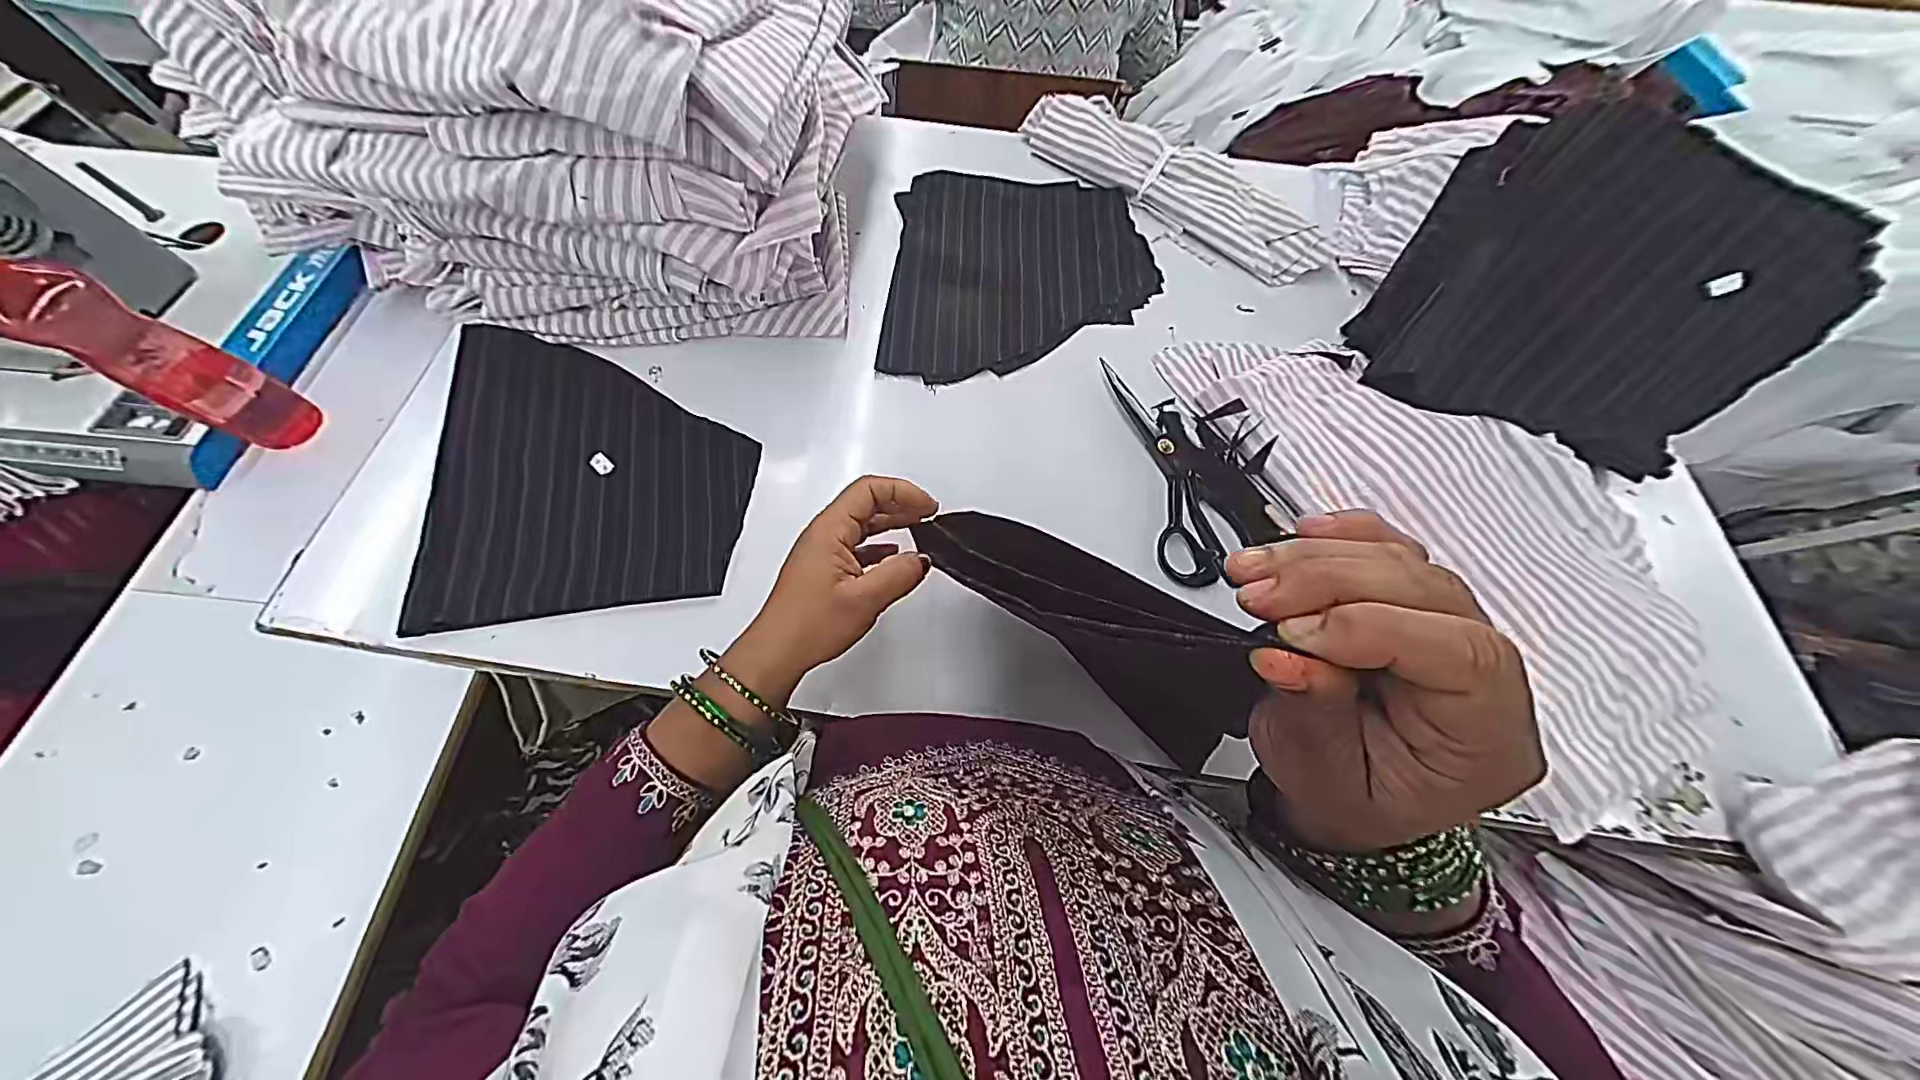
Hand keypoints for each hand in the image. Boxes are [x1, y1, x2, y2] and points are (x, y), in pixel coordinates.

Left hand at [726, 475, 939, 703]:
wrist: (778, 651)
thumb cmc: (805, 625)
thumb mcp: (864, 599)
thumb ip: (898, 574)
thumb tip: (920, 560)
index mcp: (830, 530)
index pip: (870, 489)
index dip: (903, 491)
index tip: (926, 505)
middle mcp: (823, 534)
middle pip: (866, 501)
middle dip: (901, 502)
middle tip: (928, 512)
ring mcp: (822, 550)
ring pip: (862, 522)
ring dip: (892, 521)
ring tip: (918, 526)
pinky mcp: (824, 567)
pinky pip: (857, 543)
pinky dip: (880, 543)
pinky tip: (893, 554)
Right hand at [1227, 511, 1543, 851]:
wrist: (1349, 793)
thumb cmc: (1351, 797)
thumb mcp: (1321, 776)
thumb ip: (1310, 714)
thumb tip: (1281, 656)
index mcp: (1486, 736)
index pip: (1461, 654)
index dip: (1369, 627)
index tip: (1292, 633)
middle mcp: (1484, 676)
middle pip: (1427, 591)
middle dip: (1328, 581)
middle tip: (1259, 595)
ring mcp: (1450, 630)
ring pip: (1402, 561)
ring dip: (1316, 556)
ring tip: (1255, 573)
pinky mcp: (1410, 604)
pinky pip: (1390, 549)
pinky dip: (1342, 535)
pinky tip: (1303, 535)